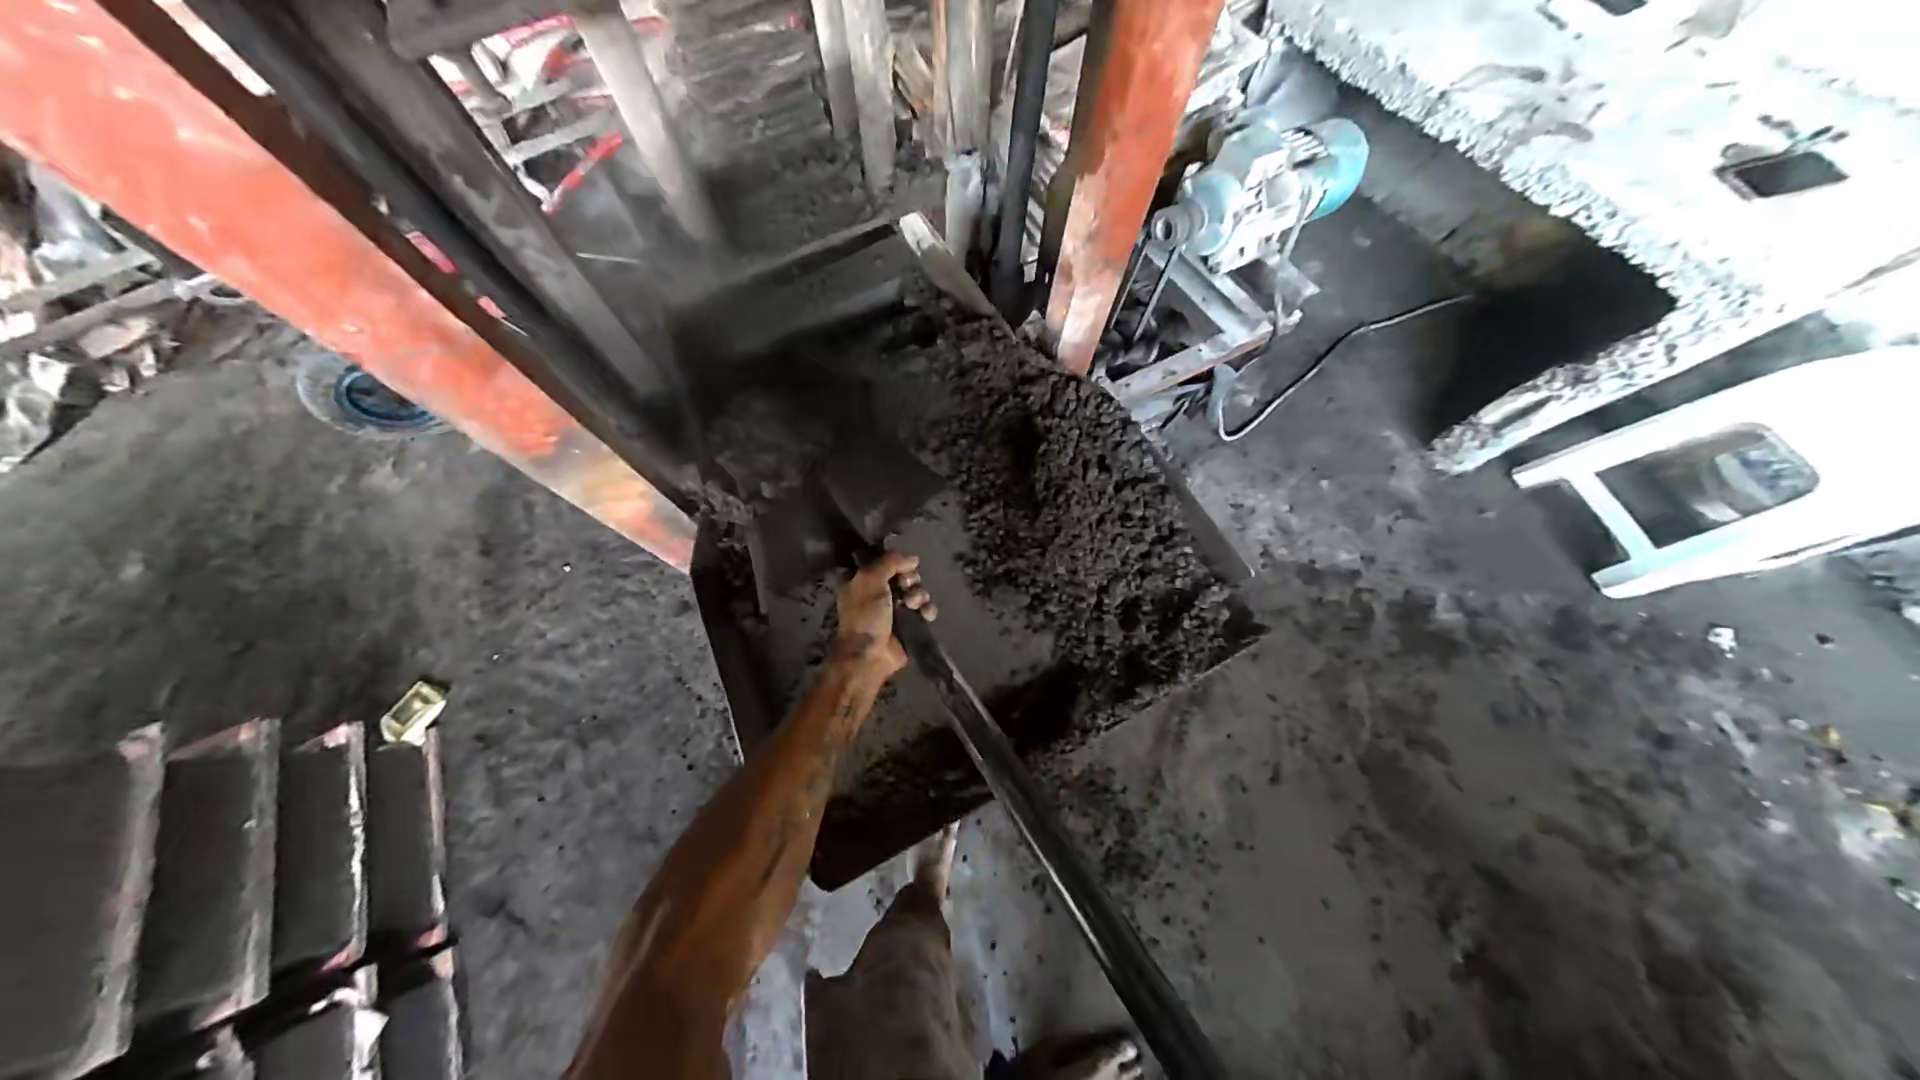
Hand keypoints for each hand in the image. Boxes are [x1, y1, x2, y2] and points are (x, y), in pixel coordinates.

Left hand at [834, 551, 936, 676]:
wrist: (870, 655)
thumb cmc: (865, 615)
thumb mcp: (870, 580)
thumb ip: (890, 562)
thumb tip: (913, 558)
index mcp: (865, 581)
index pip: (888, 563)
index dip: (899, 562)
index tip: (904, 566)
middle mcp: (880, 593)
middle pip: (906, 576)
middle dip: (911, 580)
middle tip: (906, 587)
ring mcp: (896, 610)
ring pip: (917, 592)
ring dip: (919, 595)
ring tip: (913, 605)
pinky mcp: (910, 624)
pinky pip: (925, 610)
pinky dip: (928, 610)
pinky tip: (925, 615)